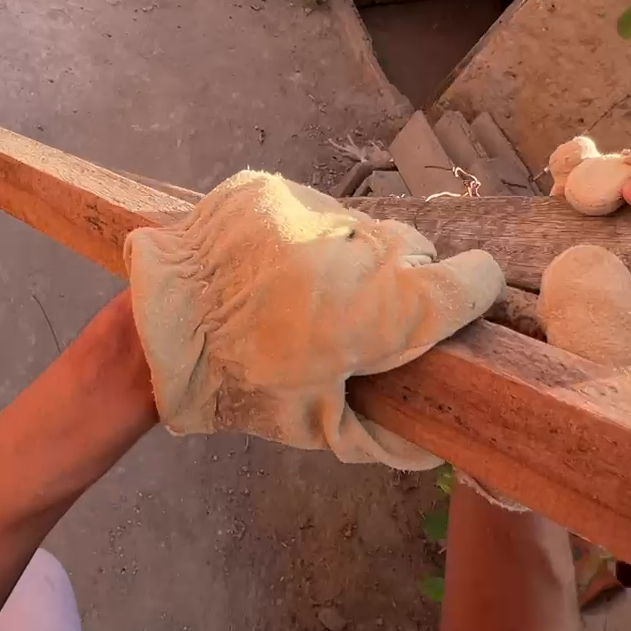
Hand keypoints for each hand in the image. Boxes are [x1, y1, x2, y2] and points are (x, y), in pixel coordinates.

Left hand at [124, 170, 502, 468]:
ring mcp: (312, 208)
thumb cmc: (239, 383)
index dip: (470, 291)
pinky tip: (281, 262)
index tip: (462, 297)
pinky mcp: (274, 188)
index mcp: (378, 309)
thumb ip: (388, 438)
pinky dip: (310, 235)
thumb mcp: (316, 425)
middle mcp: (356, 246)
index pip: (465, 281)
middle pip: (415, 251)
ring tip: (311, 286)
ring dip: (354, 255)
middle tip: (361, 309)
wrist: (160, 326)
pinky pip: (315, 209)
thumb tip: (437, 442)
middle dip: (403, 279)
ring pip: (365, 227)